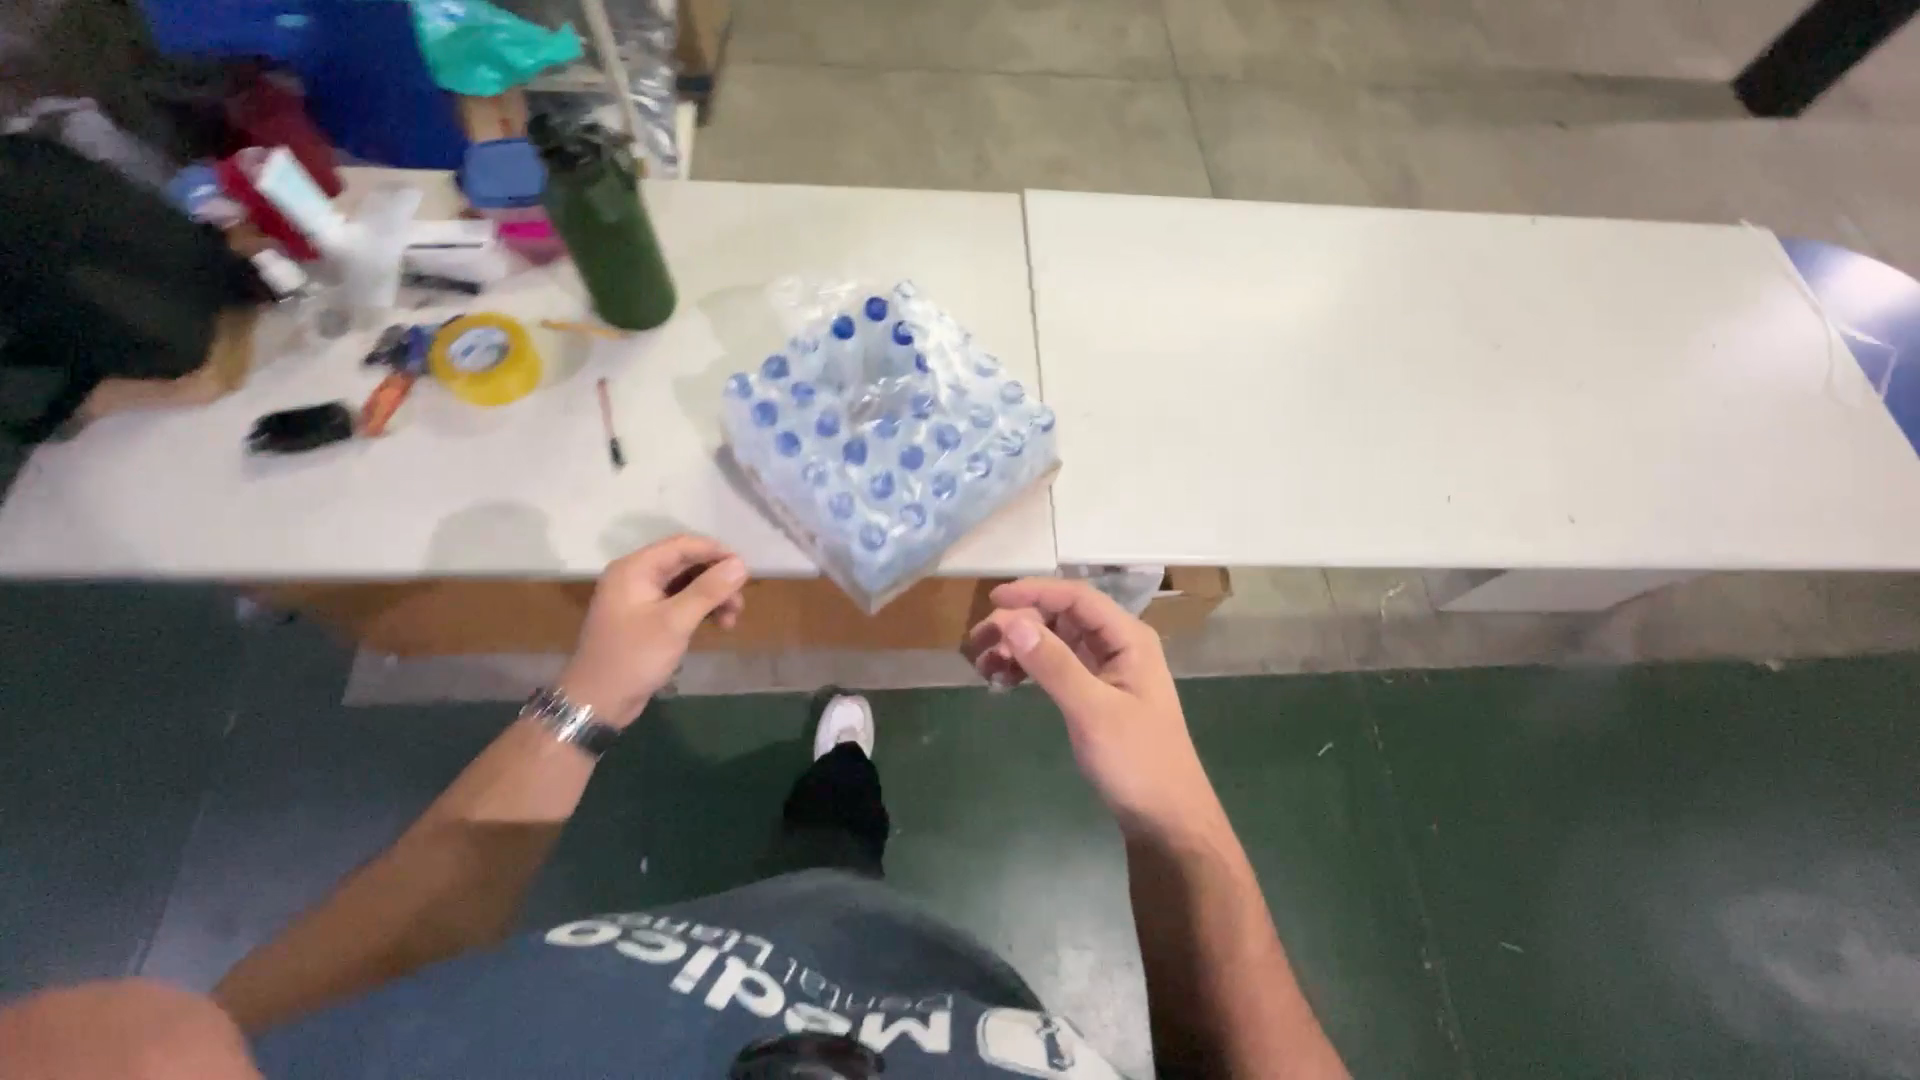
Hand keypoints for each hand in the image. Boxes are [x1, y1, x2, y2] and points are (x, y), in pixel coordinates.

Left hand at [558, 534, 748, 728]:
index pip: (683, 545)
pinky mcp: (646, 617)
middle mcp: (636, 576)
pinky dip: (700, 610)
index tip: (745, 571)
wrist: (598, 701)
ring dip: (712, 597)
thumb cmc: (634, 657)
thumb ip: (708, 590)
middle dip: (717, 580)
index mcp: (635, 568)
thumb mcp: (675, 622)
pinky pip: (679, 602)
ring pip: (686, 584)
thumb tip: (741, 564)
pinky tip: (716, 625)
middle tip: (739, 603)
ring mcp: (640, 597)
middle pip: (686, 563)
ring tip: (731, 620)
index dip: (716, 553)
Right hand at [965, 578, 1217, 834]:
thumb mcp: (1093, 711)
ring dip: (1018, 647)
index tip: (991, 599)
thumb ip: (1054, 665)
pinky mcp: (1093, 694)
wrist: (1166, 818)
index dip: (1033, 592)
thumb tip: (1011, 622)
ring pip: (1053, 642)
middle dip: (1018, 623)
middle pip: (1060, 617)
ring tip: (983, 666)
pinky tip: (1002, 681)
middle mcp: (1117, 646)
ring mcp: (1105, 670)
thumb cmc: (1138, 761)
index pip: (1076, 597)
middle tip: (978, 643)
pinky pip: (1054, 667)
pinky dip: (1027, 669)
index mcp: (1128, 639)